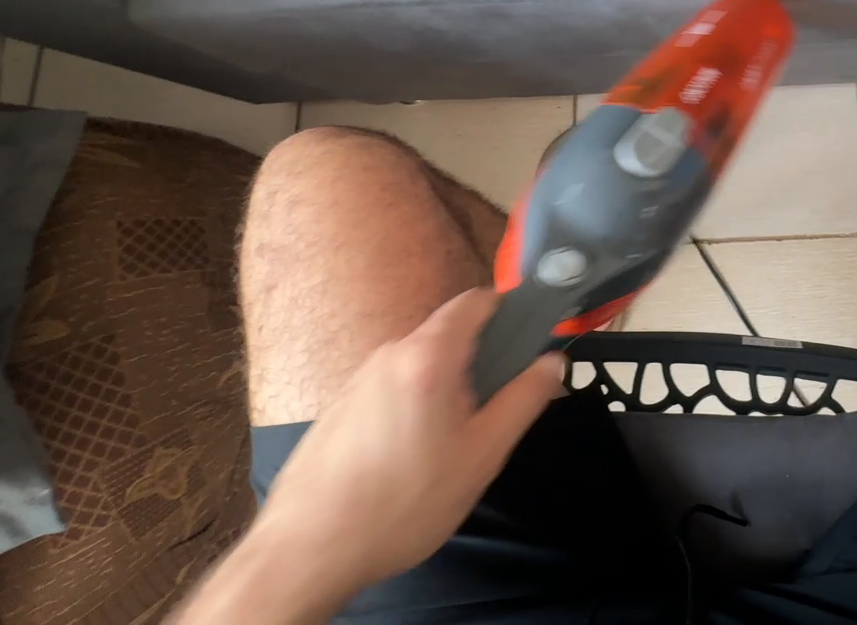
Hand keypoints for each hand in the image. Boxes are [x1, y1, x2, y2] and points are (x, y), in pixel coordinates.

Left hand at [236, 289, 565, 604]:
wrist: (304, 555)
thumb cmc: (401, 504)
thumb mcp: (483, 454)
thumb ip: (525, 398)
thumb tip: (552, 362)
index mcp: (428, 356)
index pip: (476, 301)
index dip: (509, 311)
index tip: (526, 340)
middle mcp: (390, 355)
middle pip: (450, 336)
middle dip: (478, 363)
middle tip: (491, 410)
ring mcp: (359, 379)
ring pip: (422, 364)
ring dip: (445, 387)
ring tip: (449, 443)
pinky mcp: (340, 406)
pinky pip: (393, 387)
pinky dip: (413, 405)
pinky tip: (410, 458)